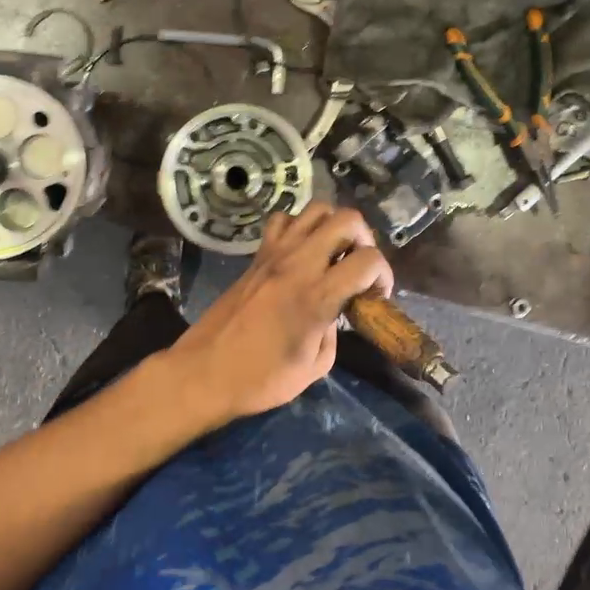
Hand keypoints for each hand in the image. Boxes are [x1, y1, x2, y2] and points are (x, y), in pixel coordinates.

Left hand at [162, 203, 392, 425]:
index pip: (368, 260)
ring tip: (334, 253)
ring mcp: (275, 253)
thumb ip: (333, 332)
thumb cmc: (261, 380)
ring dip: (334, 225)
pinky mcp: (257, 254)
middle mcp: (299, 264)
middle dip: (365, 239)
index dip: (384, 275)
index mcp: (317, 296)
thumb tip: (335, 312)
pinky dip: (300, 226)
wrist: (205, 372)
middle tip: (360, 267)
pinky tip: (302, 251)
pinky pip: (284, 220)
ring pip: (317, 208)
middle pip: (347, 219)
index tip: (377, 297)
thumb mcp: (314, 367)